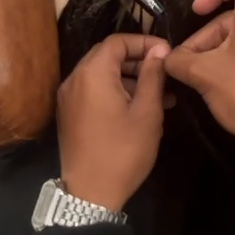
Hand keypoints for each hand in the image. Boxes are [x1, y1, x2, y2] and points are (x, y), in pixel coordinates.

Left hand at [56, 34, 171, 210]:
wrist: (90, 193)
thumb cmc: (123, 151)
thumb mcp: (146, 112)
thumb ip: (152, 76)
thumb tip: (159, 50)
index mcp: (92, 73)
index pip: (117, 41)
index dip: (144, 42)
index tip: (166, 53)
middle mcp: (74, 79)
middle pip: (107, 56)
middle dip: (137, 61)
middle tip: (164, 73)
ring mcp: (68, 97)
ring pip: (100, 75)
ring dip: (128, 78)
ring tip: (160, 95)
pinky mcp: (69, 114)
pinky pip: (93, 91)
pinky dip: (114, 91)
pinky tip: (138, 108)